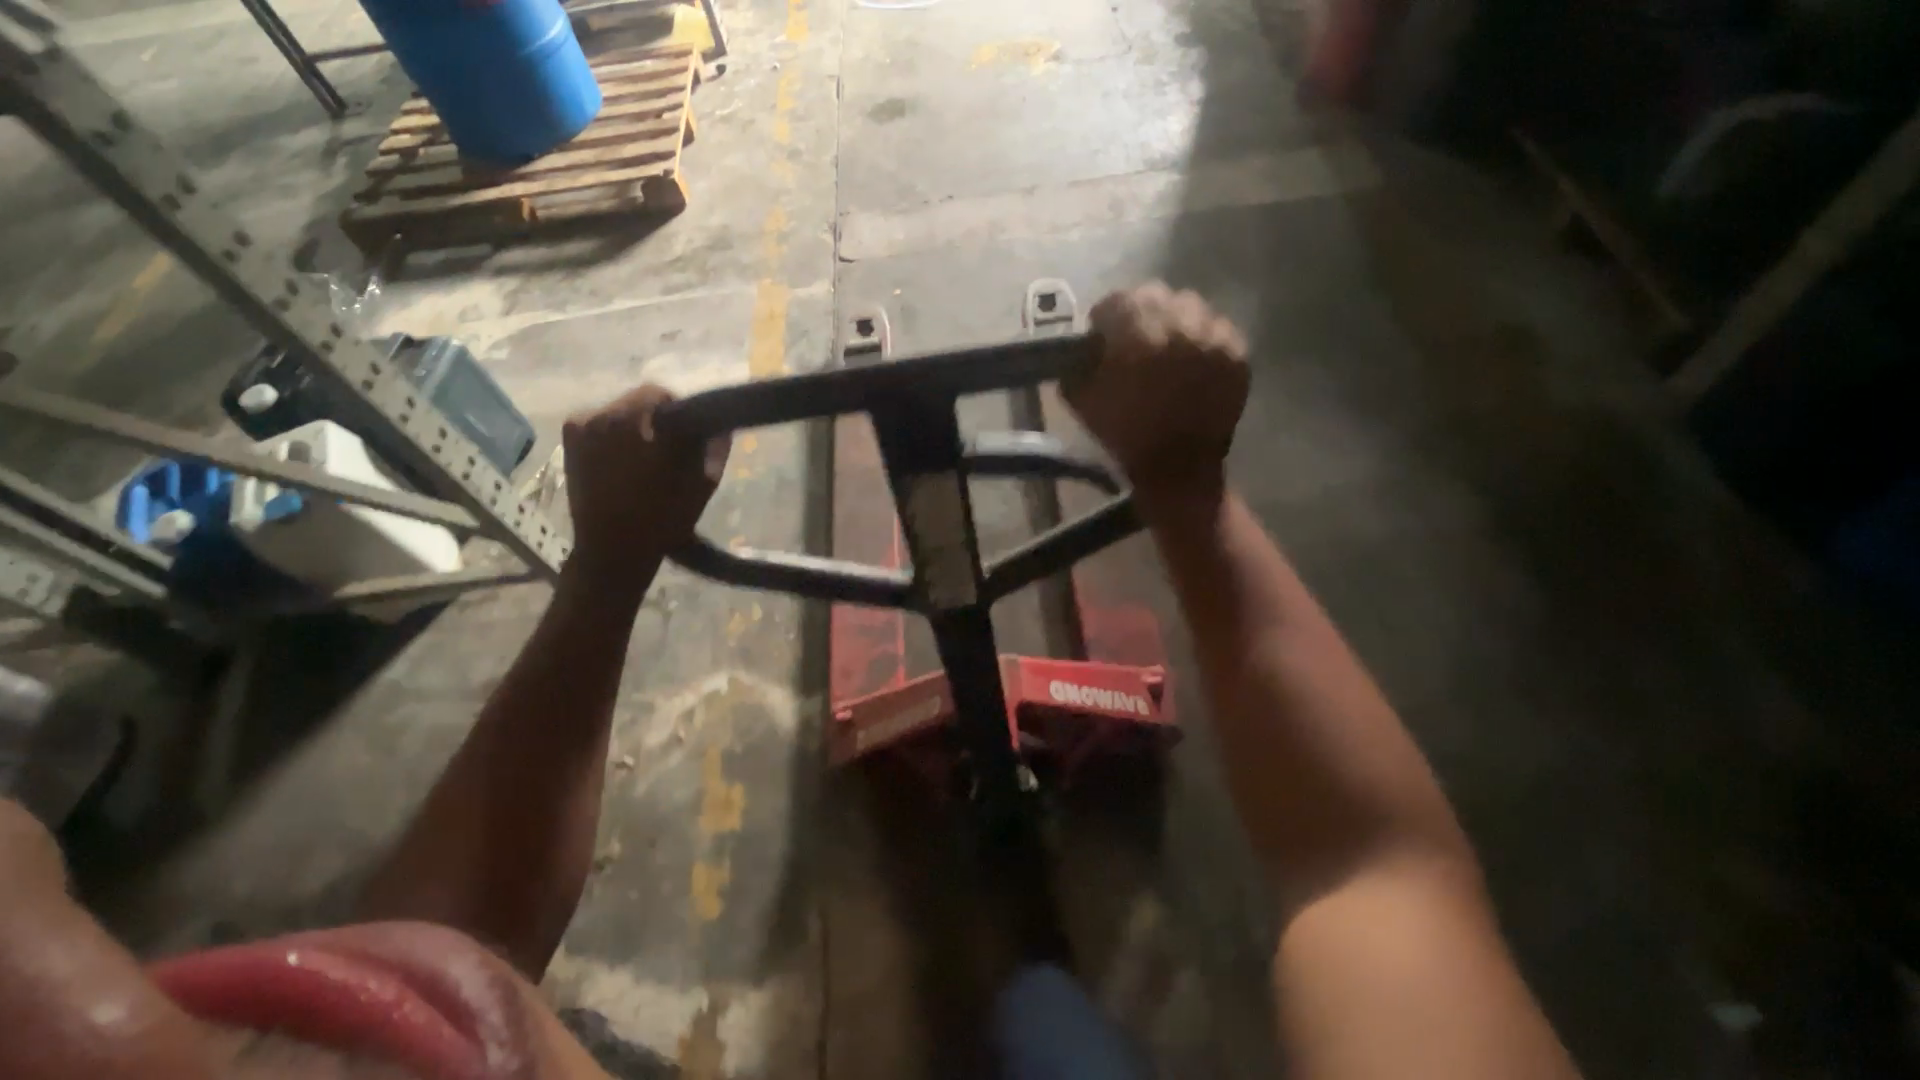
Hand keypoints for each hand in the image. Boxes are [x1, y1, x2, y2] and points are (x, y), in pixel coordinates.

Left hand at [561, 384, 727, 587]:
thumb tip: (718, 424)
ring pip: (617, 410)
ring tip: (639, 459)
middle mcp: (606, 412)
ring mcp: (582, 423)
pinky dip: (609, 434)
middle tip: (663, 449)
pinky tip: (618, 461)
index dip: (679, 413)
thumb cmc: (662, 519)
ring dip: (631, 426)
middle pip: (638, 400)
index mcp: (640, 419)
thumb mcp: (702, 483)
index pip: (663, 394)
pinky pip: (597, 422)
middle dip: (653, 418)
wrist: (612, 550)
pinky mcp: (568, 437)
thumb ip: (714, 445)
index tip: (685, 437)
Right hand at [1065, 283, 1249, 495]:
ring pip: (1190, 306)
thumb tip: (1085, 342)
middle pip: (1155, 296)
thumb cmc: (1124, 434)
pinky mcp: (1238, 351)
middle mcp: (1179, 324)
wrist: (1178, 467)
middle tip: (1137, 340)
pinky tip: (1194, 362)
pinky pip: (1217, 327)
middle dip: (1142, 314)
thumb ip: (1077, 361)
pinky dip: (1203, 338)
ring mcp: (1214, 335)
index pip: (1116, 302)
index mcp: (1137, 333)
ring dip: (1175, 321)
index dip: (1106, 320)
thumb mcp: (1081, 398)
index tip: (1104, 339)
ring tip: (1170, 347)